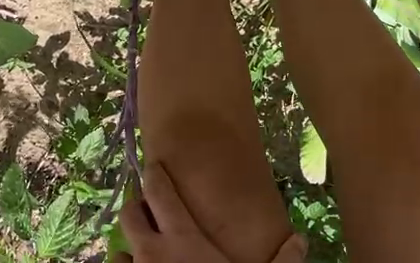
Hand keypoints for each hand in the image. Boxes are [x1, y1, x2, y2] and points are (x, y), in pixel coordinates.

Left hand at [115, 162, 304, 262]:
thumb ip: (281, 261)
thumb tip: (302, 240)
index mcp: (182, 237)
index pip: (158, 189)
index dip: (154, 173)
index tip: (155, 166)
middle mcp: (152, 250)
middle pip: (130, 214)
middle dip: (137, 210)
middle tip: (149, 214)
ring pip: (118, 253)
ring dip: (128, 252)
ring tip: (140, 256)